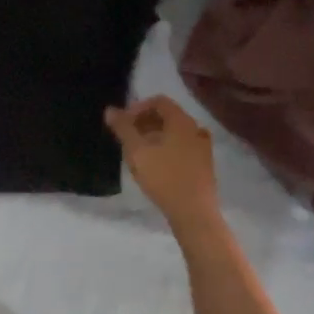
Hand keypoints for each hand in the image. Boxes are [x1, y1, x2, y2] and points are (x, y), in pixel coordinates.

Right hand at [105, 95, 218, 225]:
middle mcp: (196, 129)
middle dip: (144, 122)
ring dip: (154, 136)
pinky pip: (182, 147)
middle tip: (127, 138)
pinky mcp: (203, 164)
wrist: (193, 211)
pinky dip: (166, 148)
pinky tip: (154, 165)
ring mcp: (203, 147)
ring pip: (174, 133)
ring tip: (138, 152)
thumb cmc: (163, 177)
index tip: (122, 123)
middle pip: (167, 116)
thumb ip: (123, 128)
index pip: (159, 101)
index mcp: (182, 121)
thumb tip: (110, 110)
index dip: (137, 108)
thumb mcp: (136, 151)